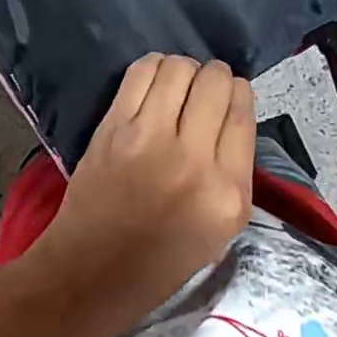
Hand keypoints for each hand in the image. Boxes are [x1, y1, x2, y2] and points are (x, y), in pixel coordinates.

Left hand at [28, 54, 255, 326]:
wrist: (93, 270)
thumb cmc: (161, 258)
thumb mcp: (222, 228)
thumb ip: (234, 171)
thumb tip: (229, 112)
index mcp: (229, 193)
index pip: (242, 115)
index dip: (238, 92)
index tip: (231, 92)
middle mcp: (195, 161)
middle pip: (215, 84)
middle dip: (215, 75)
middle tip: (205, 85)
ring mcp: (150, 140)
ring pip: (179, 69)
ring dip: (184, 67)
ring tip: (179, 82)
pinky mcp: (114, 128)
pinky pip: (142, 72)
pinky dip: (154, 66)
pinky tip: (155, 79)